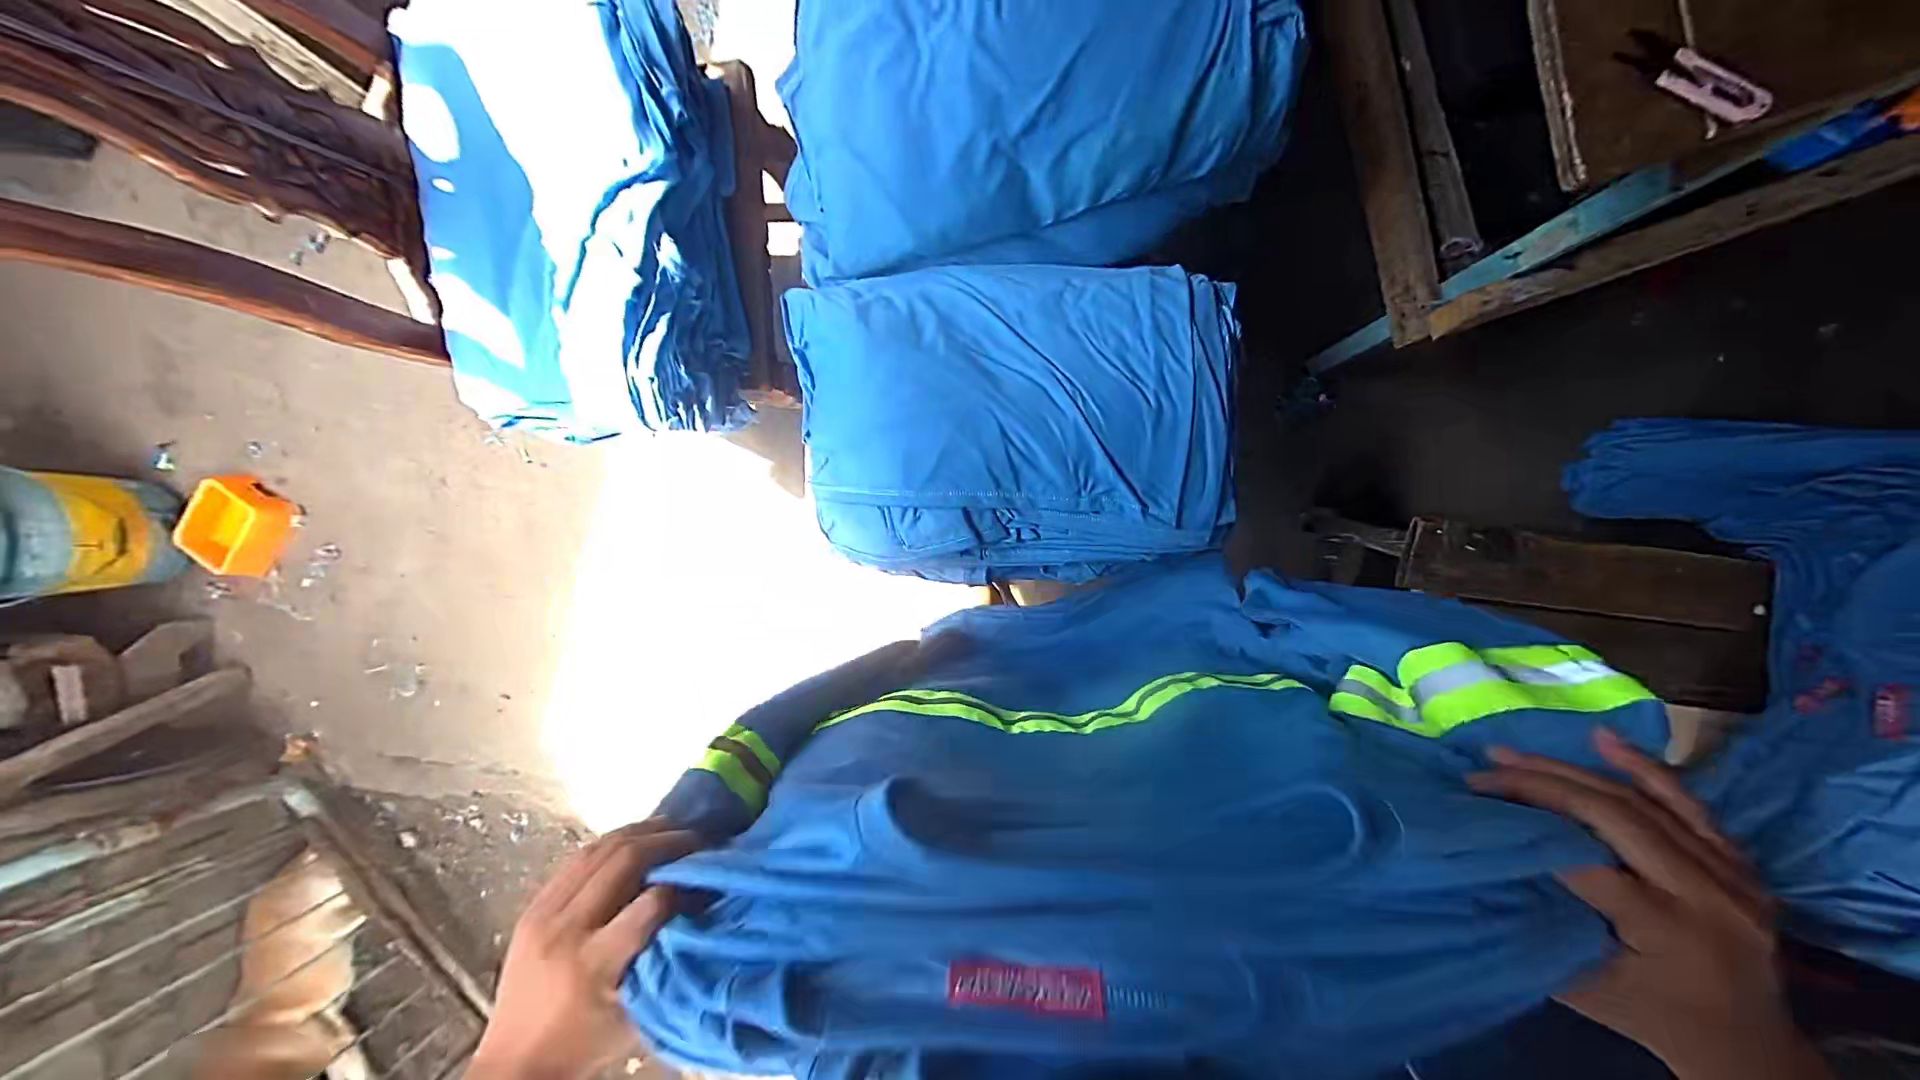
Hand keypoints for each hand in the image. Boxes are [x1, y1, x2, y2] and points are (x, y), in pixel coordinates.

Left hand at [467, 819, 701, 1079]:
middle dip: (668, 841)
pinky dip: (613, 842)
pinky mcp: (532, 908)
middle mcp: (566, 929)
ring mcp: (544, 914)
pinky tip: (636, 840)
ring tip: (673, 828)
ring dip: (642, 832)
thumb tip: (703, 905)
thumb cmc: (585, 1043)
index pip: (652, 901)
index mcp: (594, 963)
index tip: (709, 875)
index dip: (687, 882)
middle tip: (698, 838)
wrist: (513, 1067)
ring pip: (600, 848)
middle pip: (625, 859)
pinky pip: (577, 859)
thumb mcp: (637, 1010)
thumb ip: (669, 956)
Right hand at [1467, 729, 1830, 1079]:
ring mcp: (1731, 875)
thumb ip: (1535, 924)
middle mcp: (1708, 894)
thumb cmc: (1649, 1013)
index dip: (1523, 829)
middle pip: (1611, 816)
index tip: (1471, 809)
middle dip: (1537, 786)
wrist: (1749, 1046)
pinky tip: (1602, 738)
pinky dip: (1643, 766)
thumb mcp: (1582, 984)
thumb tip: (1476, 867)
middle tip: (1481, 773)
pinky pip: (1686, 802)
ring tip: (1510, 753)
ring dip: (1568, 770)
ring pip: (1640, 800)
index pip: (1583, 860)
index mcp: (1672, 929)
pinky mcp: (1736, 863)